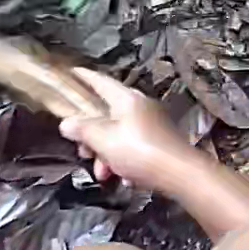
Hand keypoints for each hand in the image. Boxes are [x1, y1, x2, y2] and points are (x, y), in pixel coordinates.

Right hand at [58, 69, 205, 191]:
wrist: (180, 173)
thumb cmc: (139, 151)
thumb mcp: (104, 140)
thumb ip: (83, 129)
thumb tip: (68, 122)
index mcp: (127, 99)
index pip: (101, 81)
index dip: (85, 77)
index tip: (73, 70)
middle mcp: (141, 106)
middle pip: (107, 114)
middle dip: (91, 137)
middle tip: (84, 153)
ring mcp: (152, 124)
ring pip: (118, 136)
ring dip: (106, 155)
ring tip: (104, 174)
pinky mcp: (160, 143)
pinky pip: (133, 149)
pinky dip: (124, 162)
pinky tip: (125, 178)